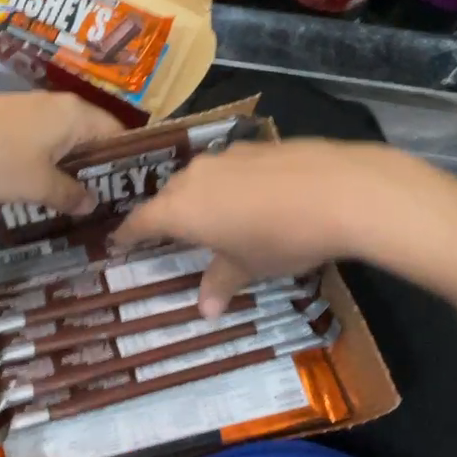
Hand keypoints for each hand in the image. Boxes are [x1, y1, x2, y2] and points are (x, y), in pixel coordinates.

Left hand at [0, 93, 124, 212]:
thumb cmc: (1, 160)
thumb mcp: (41, 186)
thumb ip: (70, 194)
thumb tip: (91, 203)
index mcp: (76, 115)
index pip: (116, 133)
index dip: (124, 160)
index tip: (127, 187)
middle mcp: (57, 103)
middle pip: (89, 133)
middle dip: (94, 164)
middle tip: (101, 196)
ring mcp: (30, 105)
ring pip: (61, 135)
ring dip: (66, 161)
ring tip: (70, 193)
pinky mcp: (6, 114)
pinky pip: (38, 135)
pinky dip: (43, 155)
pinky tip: (35, 178)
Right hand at [112, 139, 391, 314]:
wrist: (339, 191)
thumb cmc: (281, 239)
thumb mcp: (249, 267)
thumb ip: (220, 282)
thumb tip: (205, 310)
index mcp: (181, 209)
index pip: (141, 220)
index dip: (128, 234)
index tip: (117, 242)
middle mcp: (194, 177)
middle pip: (168, 196)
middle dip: (166, 216)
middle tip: (170, 235)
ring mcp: (226, 156)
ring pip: (199, 179)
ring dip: (200, 198)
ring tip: (215, 219)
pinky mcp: (256, 146)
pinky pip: (229, 169)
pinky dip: (230, 185)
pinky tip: (254, 200)